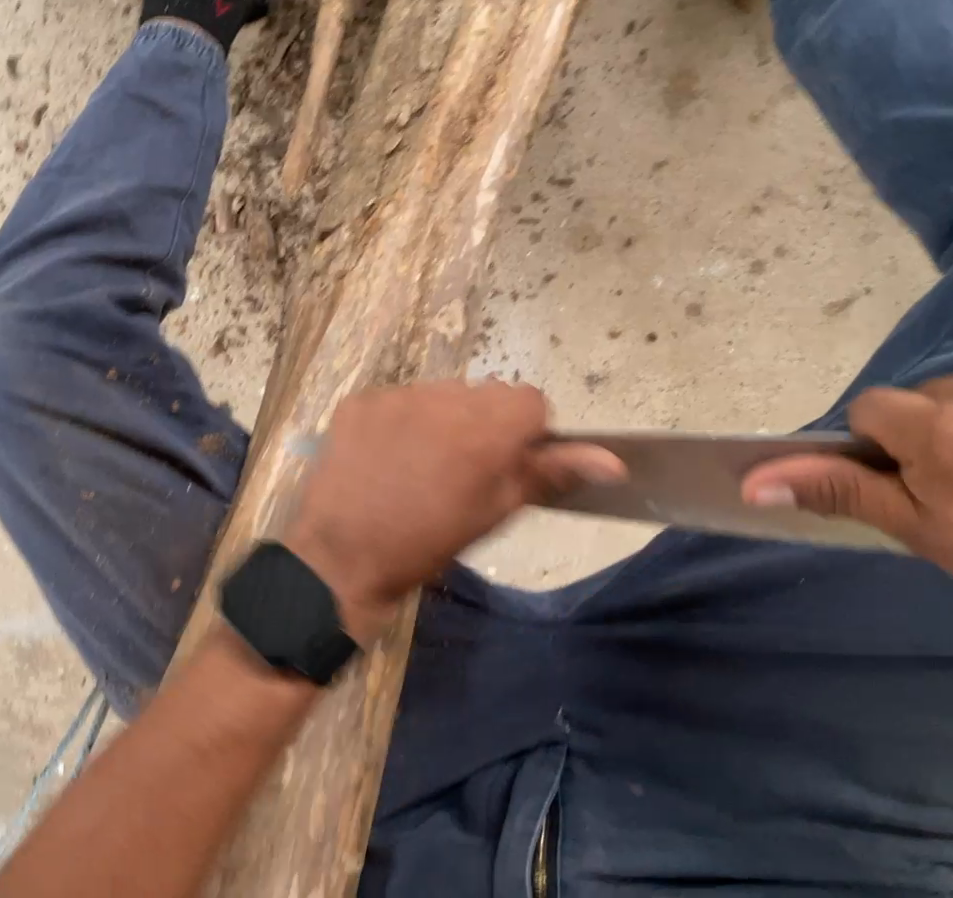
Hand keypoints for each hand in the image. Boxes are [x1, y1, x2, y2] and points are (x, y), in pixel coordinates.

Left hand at [285, 380, 625, 639]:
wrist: (339, 558)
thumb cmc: (425, 544)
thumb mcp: (494, 514)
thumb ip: (550, 473)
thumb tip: (613, 460)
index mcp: (487, 427)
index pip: (531, 401)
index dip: (526, 435)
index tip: (506, 466)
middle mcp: (444, 398)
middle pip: (485, 395)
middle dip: (483, 425)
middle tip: (462, 473)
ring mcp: (396, 396)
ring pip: (440, 396)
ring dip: (441, 421)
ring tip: (419, 469)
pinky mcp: (360, 402)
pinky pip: (396, 401)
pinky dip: (399, 423)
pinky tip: (386, 460)